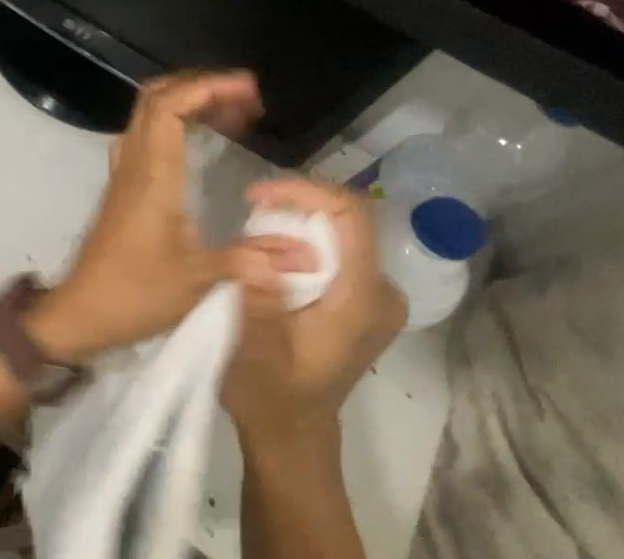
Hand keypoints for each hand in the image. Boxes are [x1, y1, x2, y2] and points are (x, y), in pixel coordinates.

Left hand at [27, 71, 263, 364]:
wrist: (82, 311)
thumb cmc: (134, 295)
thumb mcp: (196, 281)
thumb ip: (248, 262)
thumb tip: (306, 253)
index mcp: (152, 177)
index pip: (167, 108)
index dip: (205, 87)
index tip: (247, 87)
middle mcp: (134, 165)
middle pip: (155, 99)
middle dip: (200, 87)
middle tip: (247, 99)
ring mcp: (124, 174)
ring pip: (148, 116)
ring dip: (188, 103)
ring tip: (236, 115)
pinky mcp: (124, 188)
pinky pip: (146, 137)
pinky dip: (176, 125)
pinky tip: (205, 143)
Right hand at [222, 179, 406, 451]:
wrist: (290, 433)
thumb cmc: (269, 393)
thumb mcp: (253, 350)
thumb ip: (259, 301)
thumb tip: (256, 255)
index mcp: (361, 300)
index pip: (350, 215)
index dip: (303, 191)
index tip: (254, 196)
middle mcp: (381, 292)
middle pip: (341, 219)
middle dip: (287, 213)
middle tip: (242, 235)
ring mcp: (376, 296)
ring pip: (334, 232)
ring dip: (287, 229)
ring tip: (247, 255)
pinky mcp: (362, 300)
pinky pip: (332, 249)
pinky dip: (295, 243)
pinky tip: (265, 265)